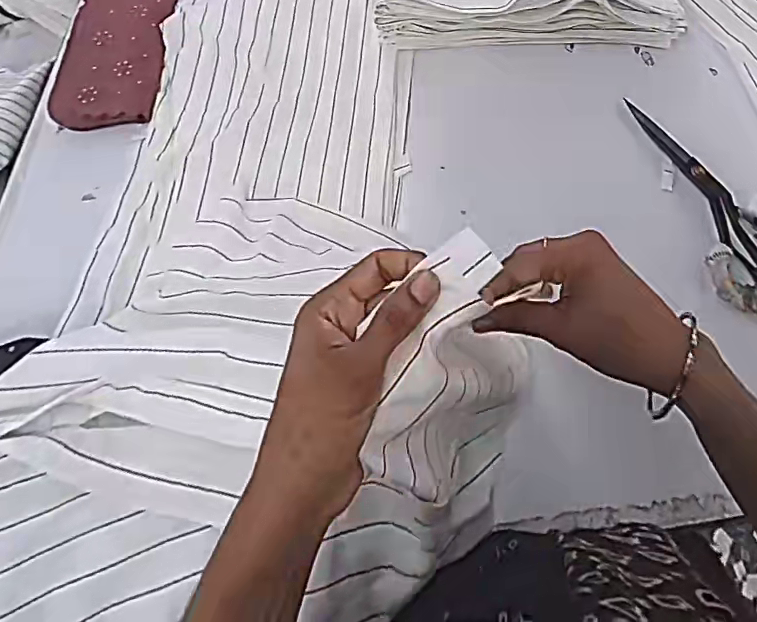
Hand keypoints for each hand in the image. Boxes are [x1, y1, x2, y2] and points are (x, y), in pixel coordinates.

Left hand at [249, 250, 440, 521]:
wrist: (301, 490)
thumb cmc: (315, 427)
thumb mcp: (360, 365)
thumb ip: (395, 319)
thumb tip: (425, 279)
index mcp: (326, 311)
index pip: (374, 268)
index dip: (408, 265)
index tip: (443, 276)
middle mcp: (337, 325)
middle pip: (384, 291)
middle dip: (418, 293)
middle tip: (455, 299)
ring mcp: (350, 353)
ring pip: (392, 322)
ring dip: (419, 323)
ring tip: (451, 325)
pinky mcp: (362, 378)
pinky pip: (393, 351)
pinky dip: (414, 348)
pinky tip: (436, 354)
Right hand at [472, 230, 690, 395]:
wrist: (668, 355)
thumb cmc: (630, 341)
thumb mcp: (562, 330)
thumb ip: (517, 318)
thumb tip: (488, 317)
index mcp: (578, 251)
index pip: (522, 263)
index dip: (497, 286)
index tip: (480, 303)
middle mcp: (586, 244)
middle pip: (530, 257)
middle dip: (507, 282)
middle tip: (487, 306)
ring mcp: (593, 253)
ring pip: (541, 261)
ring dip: (522, 282)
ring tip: (505, 307)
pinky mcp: (597, 265)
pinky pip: (557, 266)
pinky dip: (540, 282)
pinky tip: (529, 301)